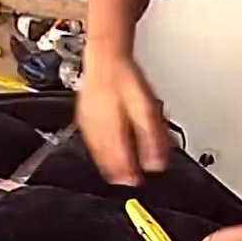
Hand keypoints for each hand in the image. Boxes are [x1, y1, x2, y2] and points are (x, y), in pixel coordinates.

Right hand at [76, 55, 169, 185]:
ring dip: (112, 167)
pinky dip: (104, 156)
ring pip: (100, 159)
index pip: (121, 166)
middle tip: (134, 179)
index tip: (140, 182)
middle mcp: (96, 133)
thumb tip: (157, 165)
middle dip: (123, 174)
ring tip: (124, 171)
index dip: (132, 177)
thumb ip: (152, 138)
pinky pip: (93, 148)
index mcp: (111, 131)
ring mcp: (87, 129)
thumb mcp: (147, 109)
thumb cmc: (125, 79)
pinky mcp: (84, 124)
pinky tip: (112, 155)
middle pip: (109, 167)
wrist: (105, 58)